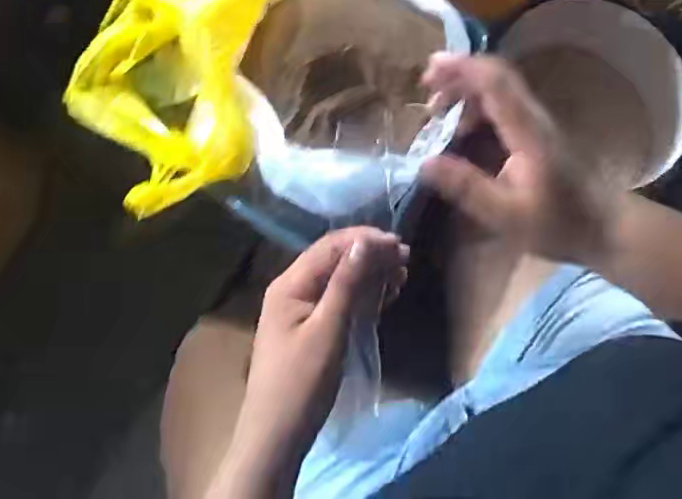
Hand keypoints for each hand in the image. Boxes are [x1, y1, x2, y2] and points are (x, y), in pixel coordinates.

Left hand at [219, 228, 406, 497]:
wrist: (276, 442)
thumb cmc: (301, 382)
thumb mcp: (329, 329)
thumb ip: (347, 283)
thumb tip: (366, 241)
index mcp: (290, 284)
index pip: (332, 246)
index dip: (366, 240)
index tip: (399, 246)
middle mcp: (294, 289)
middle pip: (337, 259)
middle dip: (372, 256)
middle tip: (405, 261)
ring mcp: (302, 309)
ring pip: (342, 278)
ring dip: (371, 275)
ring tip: (400, 278)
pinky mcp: (312, 328)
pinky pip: (341, 298)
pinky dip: (364, 294)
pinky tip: (385, 297)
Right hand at [418, 54, 622, 267]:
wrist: (606, 227)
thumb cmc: (559, 224)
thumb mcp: (507, 215)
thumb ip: (467, 187)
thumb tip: (425, 163)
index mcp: (527, 130)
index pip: (495, 83)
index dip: (463, 68)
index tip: (432, 67)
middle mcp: (534, 116)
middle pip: (497, 77)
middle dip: (460, 73)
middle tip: (427, 86)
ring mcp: (538, 122)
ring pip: (501, 88)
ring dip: (468, 89)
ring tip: (438, 109)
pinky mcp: (538, 132)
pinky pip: (505, 105)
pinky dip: (479, 105)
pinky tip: (463, 127)